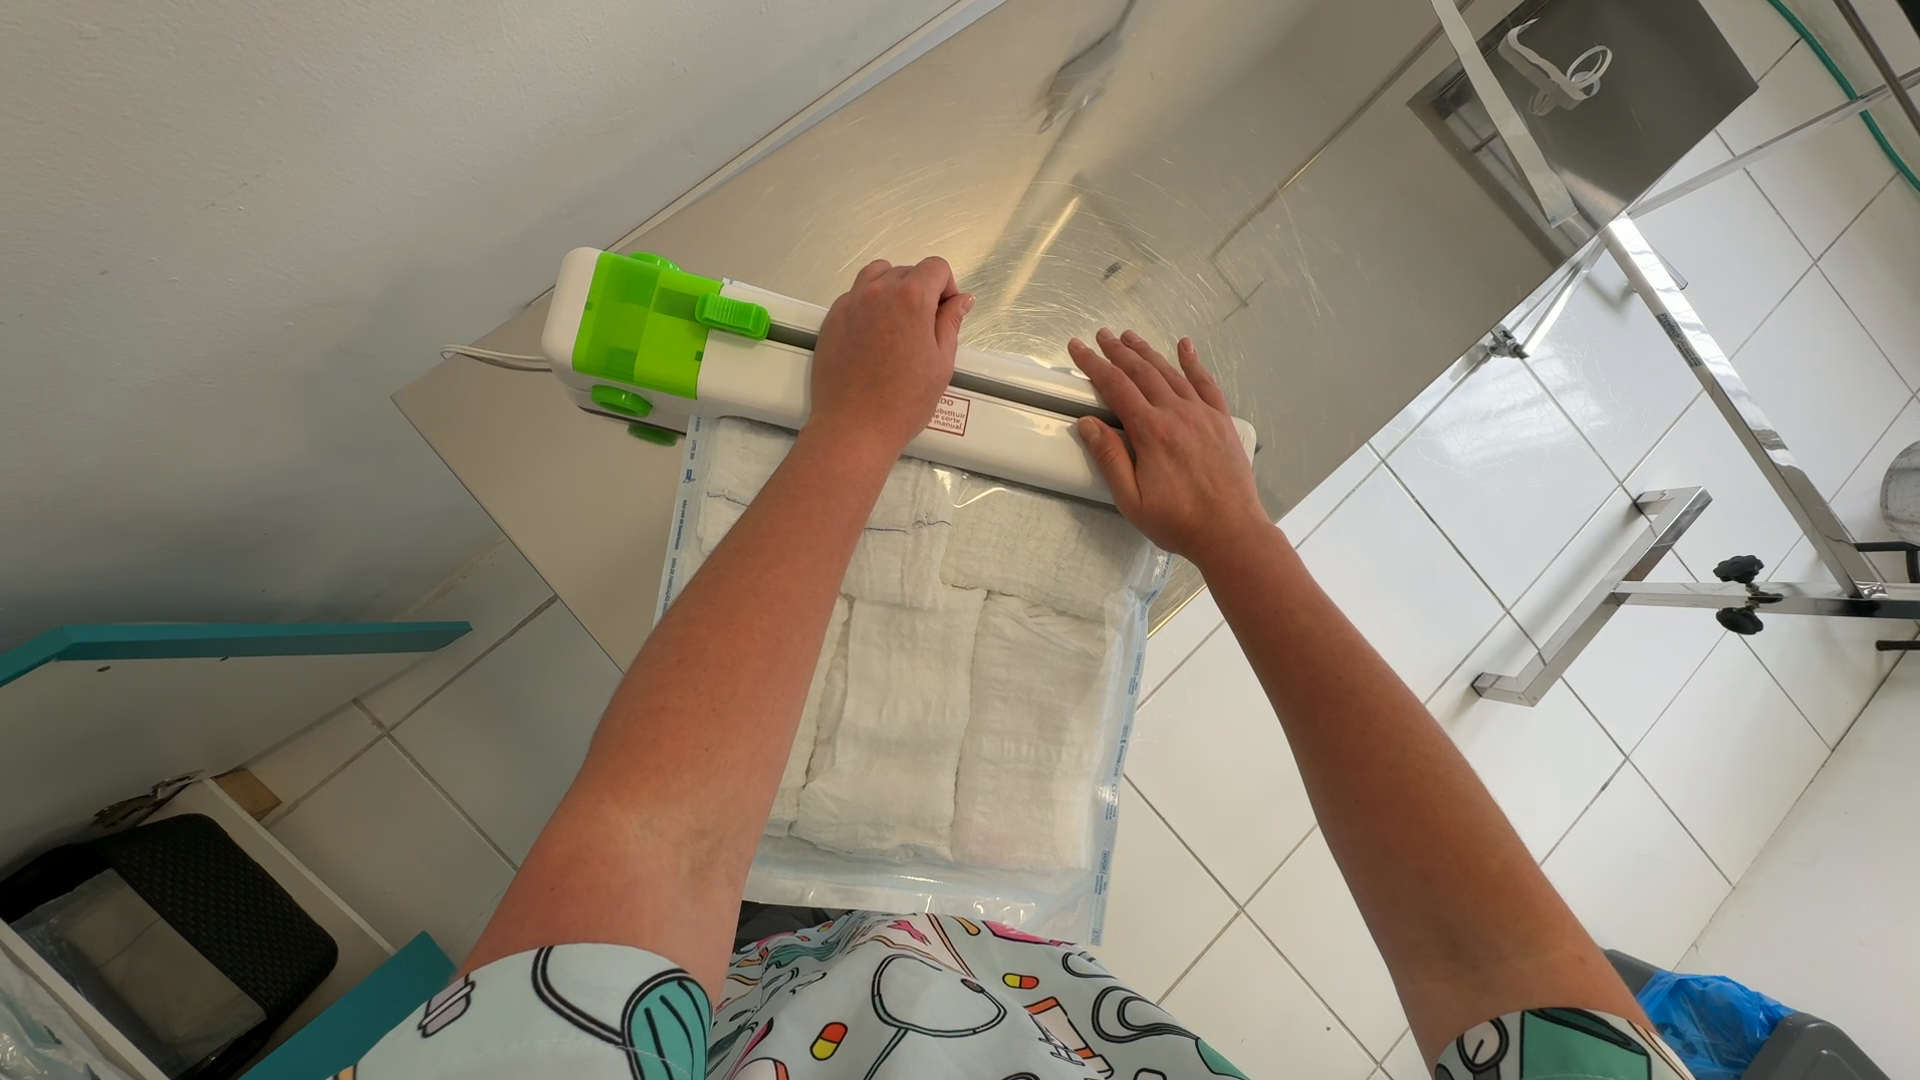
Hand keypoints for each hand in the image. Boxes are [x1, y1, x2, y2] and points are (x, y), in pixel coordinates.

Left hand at [805, 256, 972, 459]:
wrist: (854, 427)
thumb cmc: (903, 402)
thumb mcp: (941, 363)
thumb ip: (950, 323)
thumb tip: (960, 301)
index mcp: (911, 299)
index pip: (935, 267)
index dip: (947, 287)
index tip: (946, 312)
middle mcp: (877, 292)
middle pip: (906, 271)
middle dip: (921, 290)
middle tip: (924, 326)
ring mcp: (850, 304)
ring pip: (876, 276)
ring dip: (892, 290)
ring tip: (898, 324)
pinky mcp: (831, 320)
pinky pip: (854, 297)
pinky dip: (868, 305)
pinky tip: (874, 337)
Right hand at [1069, 328, 1270, 566]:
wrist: (1230, 532)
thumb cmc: (1177, 521)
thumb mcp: (1131, 499)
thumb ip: (1109, 458)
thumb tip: (1087, 424)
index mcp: (1151, 432)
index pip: (1115, 387)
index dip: (1094, 365)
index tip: (1078, 349)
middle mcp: (1177, 414)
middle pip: (1142, 372)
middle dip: (1117, 351)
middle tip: (1100, 335)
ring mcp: (1202, 414)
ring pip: (1170, 372)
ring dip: (1148, 351)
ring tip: (1129, 336)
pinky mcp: (1221, 421)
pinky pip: (1206, 383)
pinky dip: (1193, 362)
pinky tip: (1185, 346)